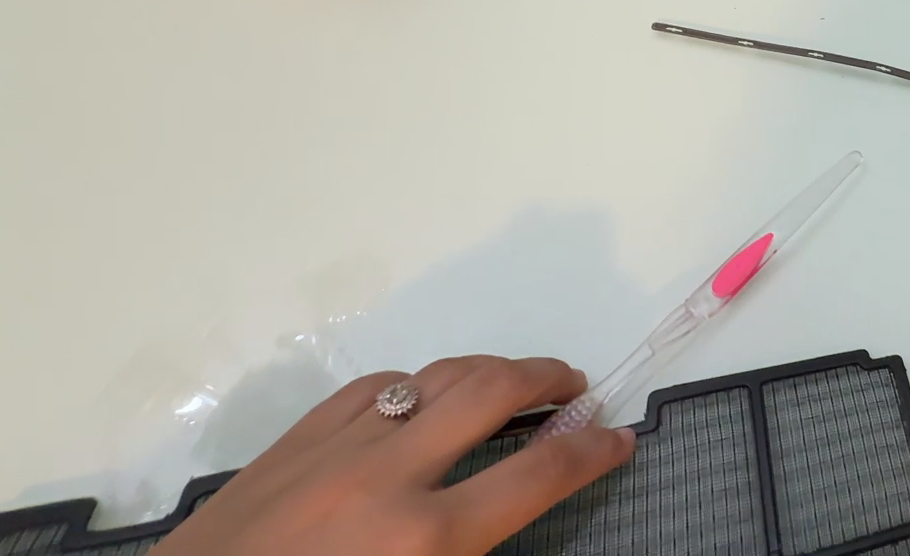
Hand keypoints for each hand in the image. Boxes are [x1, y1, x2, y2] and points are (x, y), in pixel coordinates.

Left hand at [153, 356, 634, 555]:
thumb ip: (464, 553)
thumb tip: (512, 505)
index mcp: (419, 543)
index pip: (539, 476)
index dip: (592, 451)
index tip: (619, 436)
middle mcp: (388, 479)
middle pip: (497, 389)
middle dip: (551, 378)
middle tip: (575, 387)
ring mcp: (335, 450)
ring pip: (440, 374)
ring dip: (492, 372)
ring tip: (513, 384)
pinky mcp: (290, 444)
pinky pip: (376, 387)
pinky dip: (418, 386)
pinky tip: (421, 402)